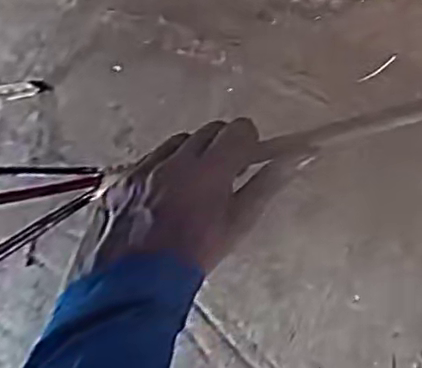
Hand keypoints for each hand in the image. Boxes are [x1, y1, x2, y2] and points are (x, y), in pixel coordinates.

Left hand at [67, 119, 309, 281]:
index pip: (239, 128)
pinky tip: (161, 194)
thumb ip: (270, 182)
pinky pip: (148, 159)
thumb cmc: (193, 257)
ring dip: (189, 154)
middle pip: (210, 130)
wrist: (128, 294)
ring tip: (190, 184)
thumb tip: (302, 156)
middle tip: (222, 173)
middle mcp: (176, 162)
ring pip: (178, 142)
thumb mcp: (239, 222)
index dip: (247, 142)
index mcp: (210, 170)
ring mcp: (143, 170)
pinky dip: (160, 168)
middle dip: (220, 146)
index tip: (246, 159)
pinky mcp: (119, 182)